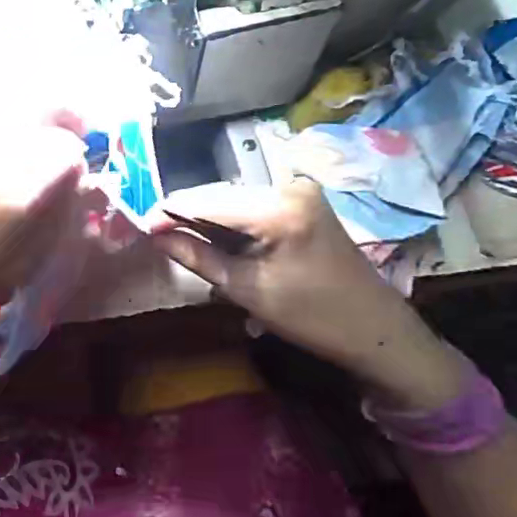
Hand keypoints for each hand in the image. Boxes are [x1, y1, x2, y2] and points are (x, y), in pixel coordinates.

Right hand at [150, 180, 464, 408]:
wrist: (376, 329)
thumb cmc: (312, 317)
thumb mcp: (247, 290)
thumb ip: (198, 257)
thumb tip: (156, 235)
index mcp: (277, 207)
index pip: (207, 200)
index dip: (169, 212)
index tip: (140, 226)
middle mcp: (288, 186)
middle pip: (220, 196)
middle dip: (187, 216)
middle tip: (157, 237)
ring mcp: (299, 191)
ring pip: (235, 201)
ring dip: (208, 220)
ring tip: (183, 243)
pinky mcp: (303, 202)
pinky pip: (253, 207)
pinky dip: (231, 224)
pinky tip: (217, 243)